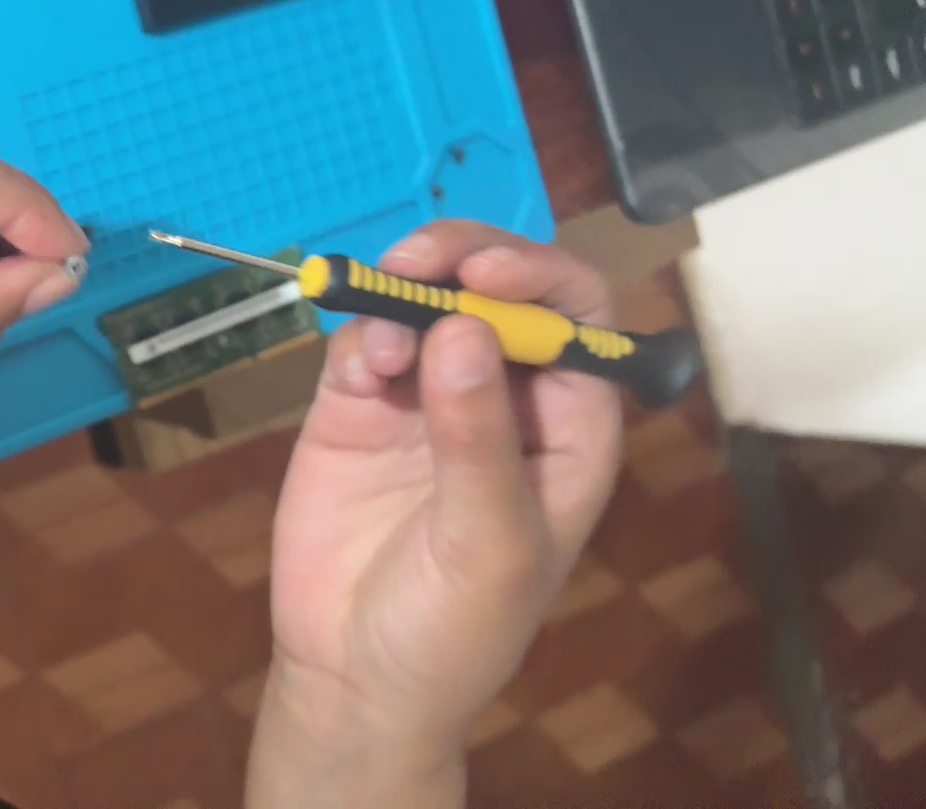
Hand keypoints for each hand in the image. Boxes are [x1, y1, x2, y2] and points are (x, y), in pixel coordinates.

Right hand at [249, 221, 623, 806]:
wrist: (349, 664)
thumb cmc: (451, 626)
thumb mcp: (488, 543)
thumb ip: (478, 438)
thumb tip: (461, 328)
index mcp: (564, 428)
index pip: (576, 321)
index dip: (539, 280)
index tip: (482, 274)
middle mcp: (495, 398)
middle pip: (491, 294)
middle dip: (458, 261)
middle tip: (410, 261)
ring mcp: (418, 398)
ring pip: (416, 306)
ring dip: (396, 304)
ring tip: (377, 362)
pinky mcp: (354, 406)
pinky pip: (360, 346)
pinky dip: (357, 341)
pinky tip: (359, 377)